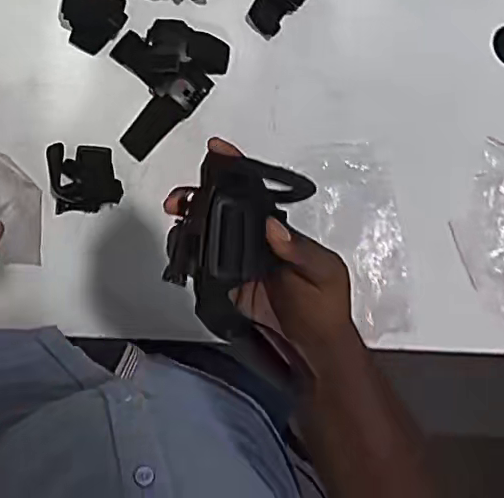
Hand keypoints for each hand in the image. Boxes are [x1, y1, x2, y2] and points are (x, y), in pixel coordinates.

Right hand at [165, 138, 364, 372]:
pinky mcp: (225, 278)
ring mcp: (238, 257)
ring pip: (207, 226)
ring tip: (178, 212)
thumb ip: (300, 250)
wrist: (314, 352)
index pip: (254, 190)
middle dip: (198, 190)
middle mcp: (255, 237)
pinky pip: (201, 256)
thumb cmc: (326, 310)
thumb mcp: (324, 274)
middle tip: (183, 195)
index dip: (234, 166)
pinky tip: (181, 242)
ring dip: (189, 214)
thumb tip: (275, 227)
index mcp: (278, 228)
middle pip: (222, 203)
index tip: (217, 150)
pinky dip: (187, 246)